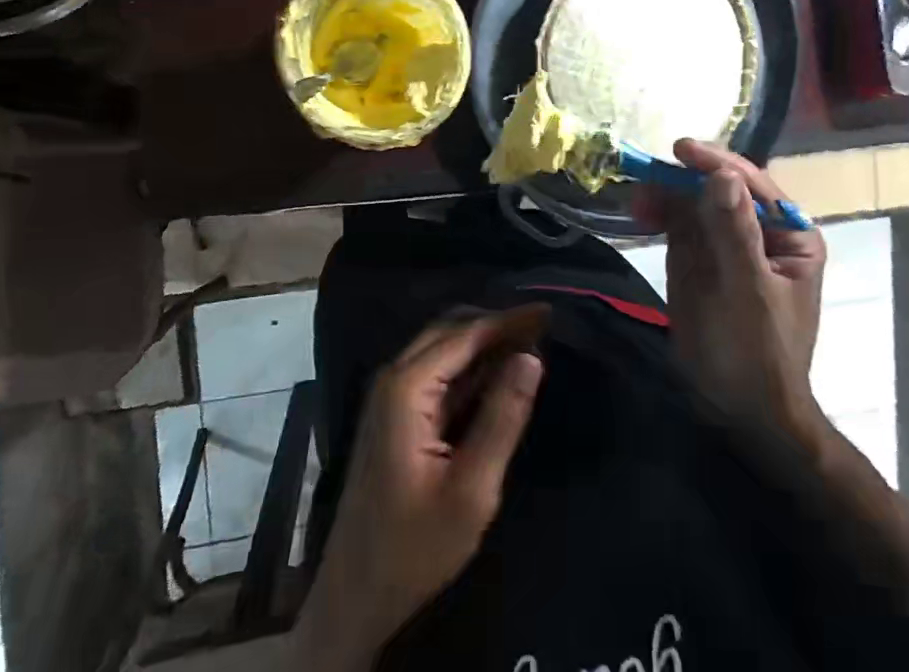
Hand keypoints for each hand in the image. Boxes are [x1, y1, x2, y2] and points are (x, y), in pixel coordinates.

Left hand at [300, 316, 543, 663]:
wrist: (357, 597)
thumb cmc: (415, 547)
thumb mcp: (472, 488)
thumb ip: (502, 417)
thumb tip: (532, 357)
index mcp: (406, 391)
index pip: (465, 334)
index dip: (510, 319)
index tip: (552, 310)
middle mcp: (393, 382)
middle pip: (450, 331)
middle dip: (499, 322)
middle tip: (546, 323)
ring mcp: (392, 400)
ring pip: (444, 349)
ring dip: (487, 340)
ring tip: (534, 338)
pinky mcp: (399, 418)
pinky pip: (441, 375)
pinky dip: (474, 364)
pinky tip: (504, 369)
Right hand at [657, 138, 826, 437]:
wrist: (743, 413)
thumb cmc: (757, 353)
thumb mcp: (747, 291)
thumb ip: (733, 232)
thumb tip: (721, 175)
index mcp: (791, 236)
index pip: (752, 186)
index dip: (716, 164)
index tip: (680, 148)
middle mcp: (762, 235)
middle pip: (721, 193)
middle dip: (685, 182)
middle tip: (645, 176)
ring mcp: (730, 251)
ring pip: (698, 209)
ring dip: (669, 198)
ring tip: (638, 199)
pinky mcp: (704, 268)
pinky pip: (683, 233)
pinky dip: (663, 220)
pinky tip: (644, 213)